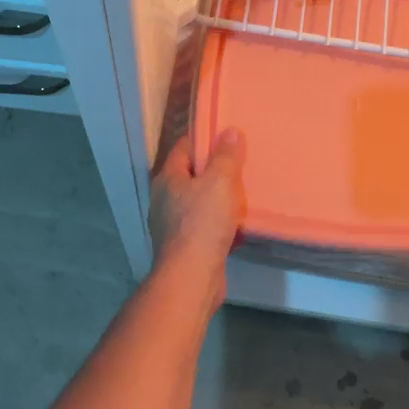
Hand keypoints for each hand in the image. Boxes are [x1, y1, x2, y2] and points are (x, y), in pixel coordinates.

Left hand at [148, 129, 246, 295]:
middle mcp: (164, 199)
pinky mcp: (184, 246)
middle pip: (192, 175)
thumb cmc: (202, 224)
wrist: (191, 277)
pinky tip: (238, 225)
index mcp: (168, 178)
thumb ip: (226, 156)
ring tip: (243, 195)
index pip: (184, 148)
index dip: (205, 140)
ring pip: (199, 202)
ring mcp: (172, 225)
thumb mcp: (220, 182)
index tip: (228, 139)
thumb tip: (230, 131)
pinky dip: (219, 223)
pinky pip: (204, 226)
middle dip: (215, 171)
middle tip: (241, 167)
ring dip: (219, 199)